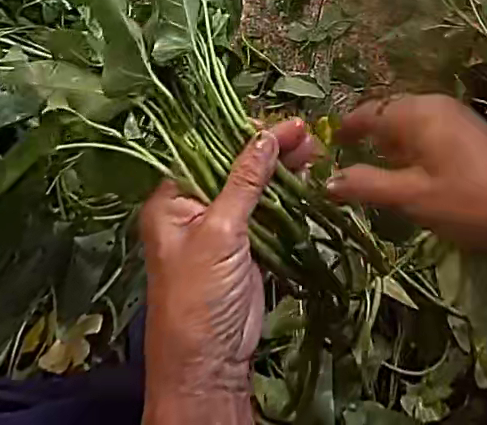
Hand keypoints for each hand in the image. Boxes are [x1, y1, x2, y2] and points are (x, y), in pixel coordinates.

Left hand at [140, 119, 319, 420]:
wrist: (211, 367)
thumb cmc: (199, 297)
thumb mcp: (219, 233)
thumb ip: (244, 181)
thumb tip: (265, 134)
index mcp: (173, 199)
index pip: (207, 150)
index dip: (239, 132)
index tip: (272, 120)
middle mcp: (195, 206)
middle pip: (236, 165)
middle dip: (269, 147)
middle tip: (304, 131)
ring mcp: (223, 225)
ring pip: (256, 185)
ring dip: (283, 167)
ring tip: (313, 147)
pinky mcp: (248, 243)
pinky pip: (269, 209)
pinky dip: (288, 193)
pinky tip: (307, 175)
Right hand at [326, 94, 486, 250]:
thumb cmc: (468, 201)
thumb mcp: (412, 198)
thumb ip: (368, 185)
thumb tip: (329, 181)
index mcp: (414, 113)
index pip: (368, 112)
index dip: (347, 127)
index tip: (329, 143)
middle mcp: (431, 104)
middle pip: (388, 111)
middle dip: (368, 132)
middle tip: (348, 156)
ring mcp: (453, 113)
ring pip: (409, 118)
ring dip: (390, 138)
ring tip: (376, 164)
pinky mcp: (468, 129)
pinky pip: (427, 126)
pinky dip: (411, 142)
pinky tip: (412, 168)